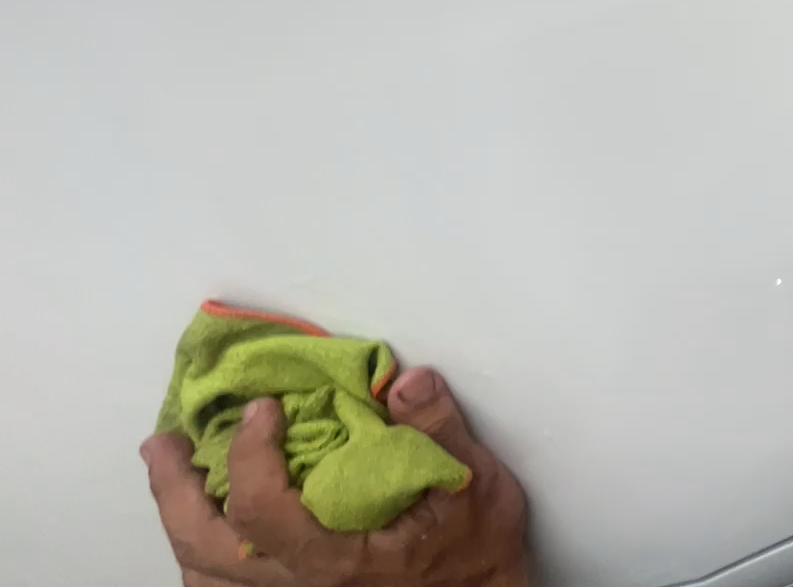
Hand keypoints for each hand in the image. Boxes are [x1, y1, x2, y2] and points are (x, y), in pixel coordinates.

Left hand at [142, 367, 529, 586]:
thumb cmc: (477, 541)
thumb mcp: (473, 479)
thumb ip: (439, 429)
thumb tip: (406, 379)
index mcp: (333, 557)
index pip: (264, 512)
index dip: (252, 457)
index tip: (262, 407)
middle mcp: (297, 584)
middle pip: (206, 547)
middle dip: (176, 492)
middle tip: (164, 443)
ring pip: (204, 571)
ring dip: (179, 520)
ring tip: (175, 474)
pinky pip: (224, 583)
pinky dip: (203, 551)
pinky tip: (210, 524)